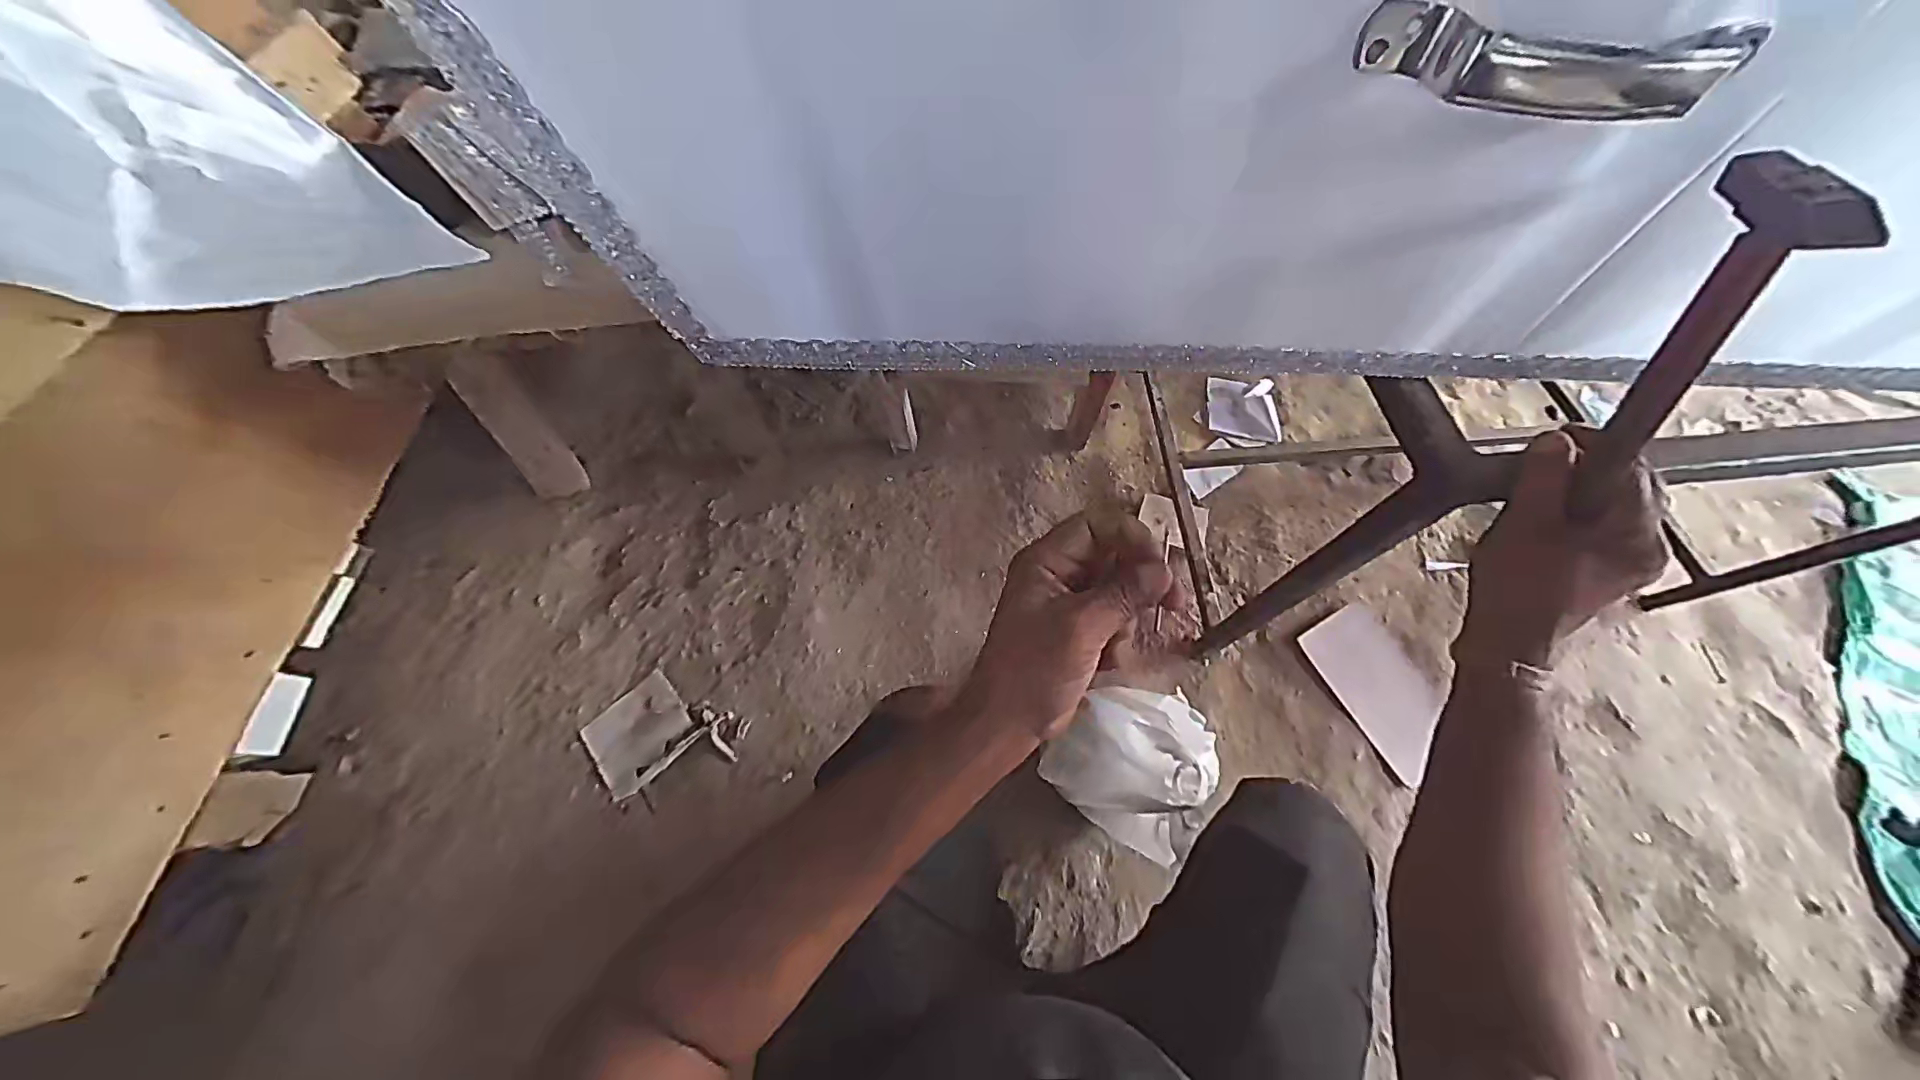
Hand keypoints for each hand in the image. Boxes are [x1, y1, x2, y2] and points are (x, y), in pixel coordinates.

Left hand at [961, 512, 1177, 739]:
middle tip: (1173, 602)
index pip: (1097, 525)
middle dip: (1141, 580)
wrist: (1008, 723)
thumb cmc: (1034, 670)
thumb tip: (1164, 569)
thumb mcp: (1081, 627)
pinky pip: (1116, 618)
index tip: (1161, 564)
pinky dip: (1122, 637)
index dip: (1132, 536)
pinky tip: (1113, 661)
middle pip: (1114, 555)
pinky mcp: (1082, 631)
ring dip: (1131, 616)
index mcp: (1047, 561)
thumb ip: (1123, 594)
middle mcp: (1059, 575)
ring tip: (1119, 646)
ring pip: (1121, 589)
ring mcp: (1071, 604)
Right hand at [1456, 428, 1667, 668]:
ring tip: (1536, 495)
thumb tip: (1557, 440)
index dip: (1593, 445)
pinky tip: (1543, 526)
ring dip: (1580, 495)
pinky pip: (1603, 534)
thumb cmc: (1516, 587)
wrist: (1509, 647)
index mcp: (1637, 534)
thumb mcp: (1523, 526)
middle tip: (1541, 465)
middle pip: (1630, 489)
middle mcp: (1651, 549)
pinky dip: (1577, 520)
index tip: (1555, 437)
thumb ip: (1543, 479)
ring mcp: (1635, 567)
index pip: (1631, 468)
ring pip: (1615, 512)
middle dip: (1589, 470)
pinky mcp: (1611, 579)